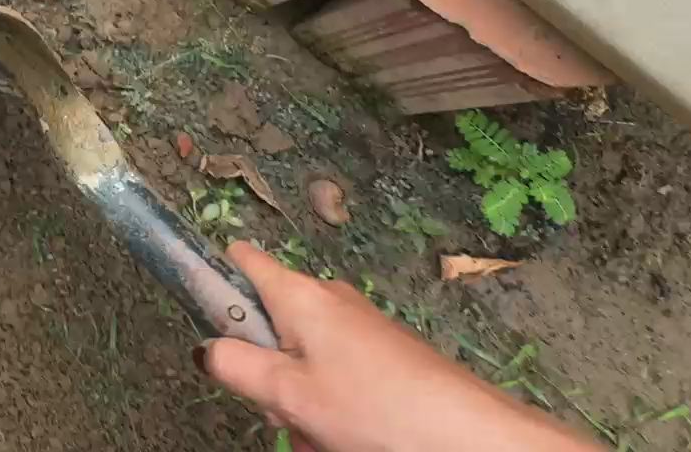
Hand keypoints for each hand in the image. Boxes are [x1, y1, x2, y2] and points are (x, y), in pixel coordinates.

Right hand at [201, 242, 597, 451]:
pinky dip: (337, 401)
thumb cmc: (376, 410)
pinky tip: (353, 439)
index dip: (218, 278)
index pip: (242, 257)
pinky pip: (342, 370)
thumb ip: (236, 367)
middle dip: (266, 364)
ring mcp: (363, 325)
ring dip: (302, 393)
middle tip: (279, 409)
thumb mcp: (290, 396)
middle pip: (273, 318)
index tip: (215, 322)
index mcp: (297, 293)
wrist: (486, 444)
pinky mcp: (393, 355)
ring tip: (323, 438)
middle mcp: (328, 297)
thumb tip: (204, 349)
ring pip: (307, 353)